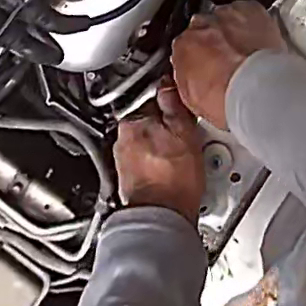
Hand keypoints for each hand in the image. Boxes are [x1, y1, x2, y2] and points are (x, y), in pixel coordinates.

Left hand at [114, 80, 206, 224]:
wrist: (163, 219)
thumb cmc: (174, 182)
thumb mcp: (185, 132)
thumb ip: (174, 103)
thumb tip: (168, 85)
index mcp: (131, 122)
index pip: (153, 97)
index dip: (172, 101)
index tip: (182, 108)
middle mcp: (121, 139)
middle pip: (148, 118)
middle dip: (165, 123)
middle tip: (184, 134)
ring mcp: (122, 159)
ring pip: (146, 139)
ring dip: (160, 142)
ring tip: (179, 154)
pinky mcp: (127, 177)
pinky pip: (144, 158)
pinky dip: (155, 159)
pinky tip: (170, 168)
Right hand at [171, 0, 285, 129]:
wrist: (256, 88)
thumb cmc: (227, 97)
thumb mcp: (193, 98)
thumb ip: (188, 77)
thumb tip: (193, 78)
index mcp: (183, 46)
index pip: (185, 45)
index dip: (198, 56)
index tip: (208, 65)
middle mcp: (202, 25)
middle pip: (204, 27)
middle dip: (213, 40)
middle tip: (228, 59)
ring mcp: (226, 15)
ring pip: (226, 17)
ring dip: (233, 30)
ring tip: (246, 51)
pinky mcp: (250, 10)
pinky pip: (248, 10)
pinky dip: (252, 22)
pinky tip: (257, 39)